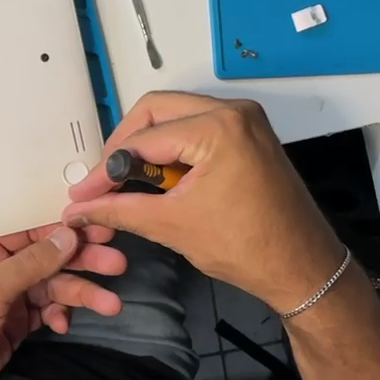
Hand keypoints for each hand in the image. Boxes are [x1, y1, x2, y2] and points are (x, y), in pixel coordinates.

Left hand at [0, 224, 124, 379]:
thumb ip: (29, 264)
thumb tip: (67, 235)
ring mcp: (4, 299)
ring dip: (80, 293)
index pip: (28, 231)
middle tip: (116, 265)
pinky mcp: (13, 326)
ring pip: (50, 287)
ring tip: (111, 305)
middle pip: (45, 258)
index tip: (99, 230)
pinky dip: (59, 315)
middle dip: (80, 261)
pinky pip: (45, 312)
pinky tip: (65, 325)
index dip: (64, 229)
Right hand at [62, 92, 343, 312]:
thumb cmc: (245, 247)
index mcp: (217, 127)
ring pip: (175, 116)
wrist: (301, 268)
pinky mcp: (248, 134)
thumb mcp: (171, 225)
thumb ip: (118, 209)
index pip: (142, 139)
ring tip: (127, 182)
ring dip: (147, 146)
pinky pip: (197, 128)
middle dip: (124, 145)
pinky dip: (172, 150)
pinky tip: (158, 180)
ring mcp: (244, 120)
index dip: (105, 167)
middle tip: (103, 180)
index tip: (82, 193)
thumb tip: (78, 208)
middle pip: (155, 111)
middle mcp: (233, 111)